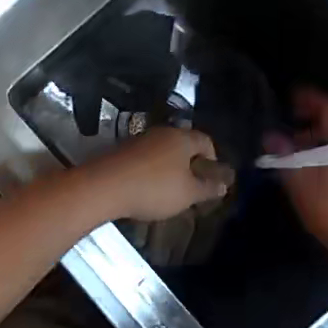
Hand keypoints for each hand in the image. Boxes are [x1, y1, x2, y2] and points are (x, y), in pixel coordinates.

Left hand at [83, 127, 227, 221]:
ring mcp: (138, 140)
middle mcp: (160, 133)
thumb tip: (223, 184)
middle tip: (192, 185)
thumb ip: (207, 188)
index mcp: (181, 138)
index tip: (211, 177)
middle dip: (189, 163)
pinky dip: (150, 170)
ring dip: (168, 167)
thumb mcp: (187, 194)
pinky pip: (144, 158)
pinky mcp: (120, 151)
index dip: (213, 157)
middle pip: (182, 144)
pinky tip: (146, 188)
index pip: (206, 140)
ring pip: (162, 151)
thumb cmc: (154, 189)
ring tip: (169, 190)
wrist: (104, 186)